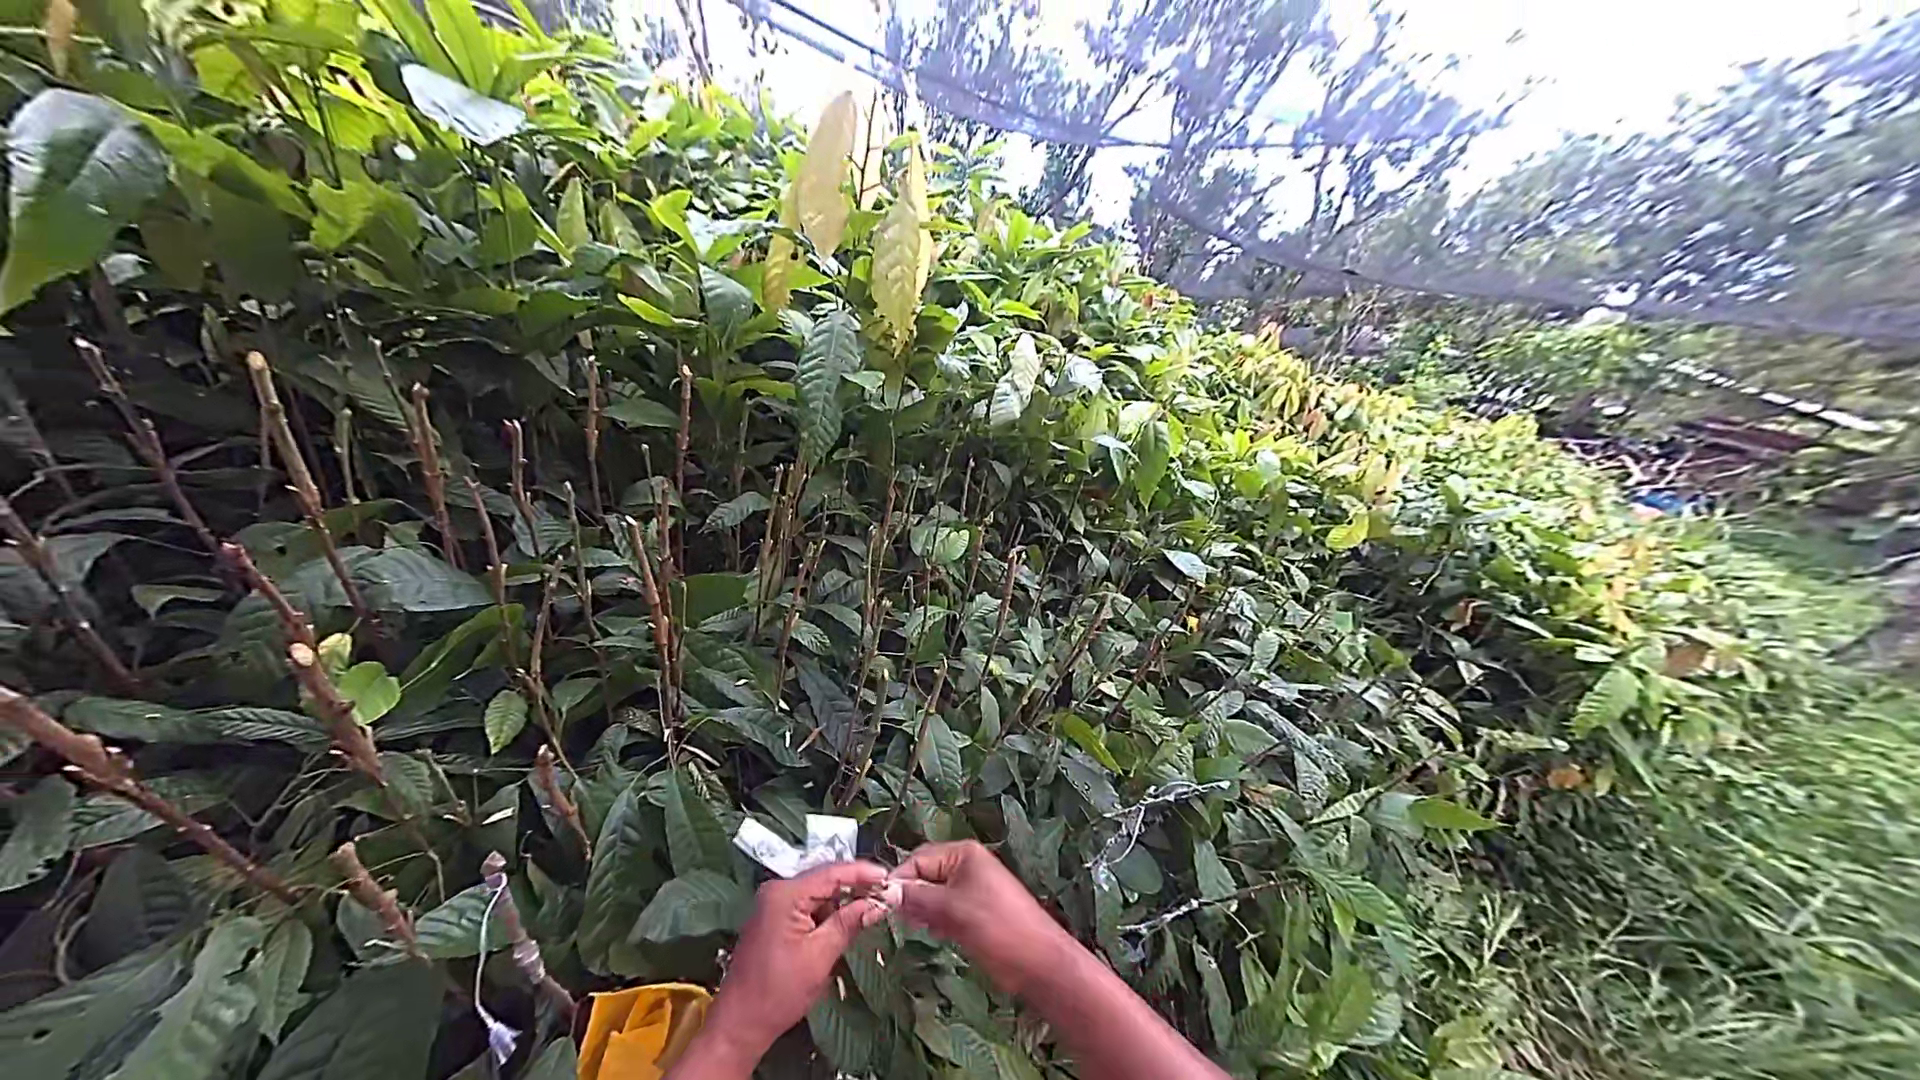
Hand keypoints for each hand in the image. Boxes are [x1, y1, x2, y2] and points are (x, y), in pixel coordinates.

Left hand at [699, 861, 889, 1063]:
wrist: (738, 1025)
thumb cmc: (778, 992)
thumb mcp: (820, 956)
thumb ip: (849, 922)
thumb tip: (877, 903)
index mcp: (786, 893)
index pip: (832, 872)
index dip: (862, 873)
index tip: (888, 877)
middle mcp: (778, 889)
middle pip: (825, 879)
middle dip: (854, 887)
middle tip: (883, 895)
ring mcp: (773, 902)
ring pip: (817, 892)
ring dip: (841, 901)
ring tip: (868, 909)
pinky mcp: (774, 916)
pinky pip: (807, 904)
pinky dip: (826, 912)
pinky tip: (844, 921)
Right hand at [888, 840, 1074, 995]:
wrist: (1038, 963)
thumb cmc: (998, 928)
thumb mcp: (952, 910)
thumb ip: (918, 897)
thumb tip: (887, 890)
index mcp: (963, 853)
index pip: (918, 858)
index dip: (899, 880)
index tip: (882, 903)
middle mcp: (966, 865)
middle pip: (924, 874)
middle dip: (911, 895)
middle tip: (902, 918)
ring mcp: (971, 887)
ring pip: (933, 893)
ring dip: (923, 909)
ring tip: (922, 926)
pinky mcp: (974, 910)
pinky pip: (945, 908)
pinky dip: (937, 919)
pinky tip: (938, 932)